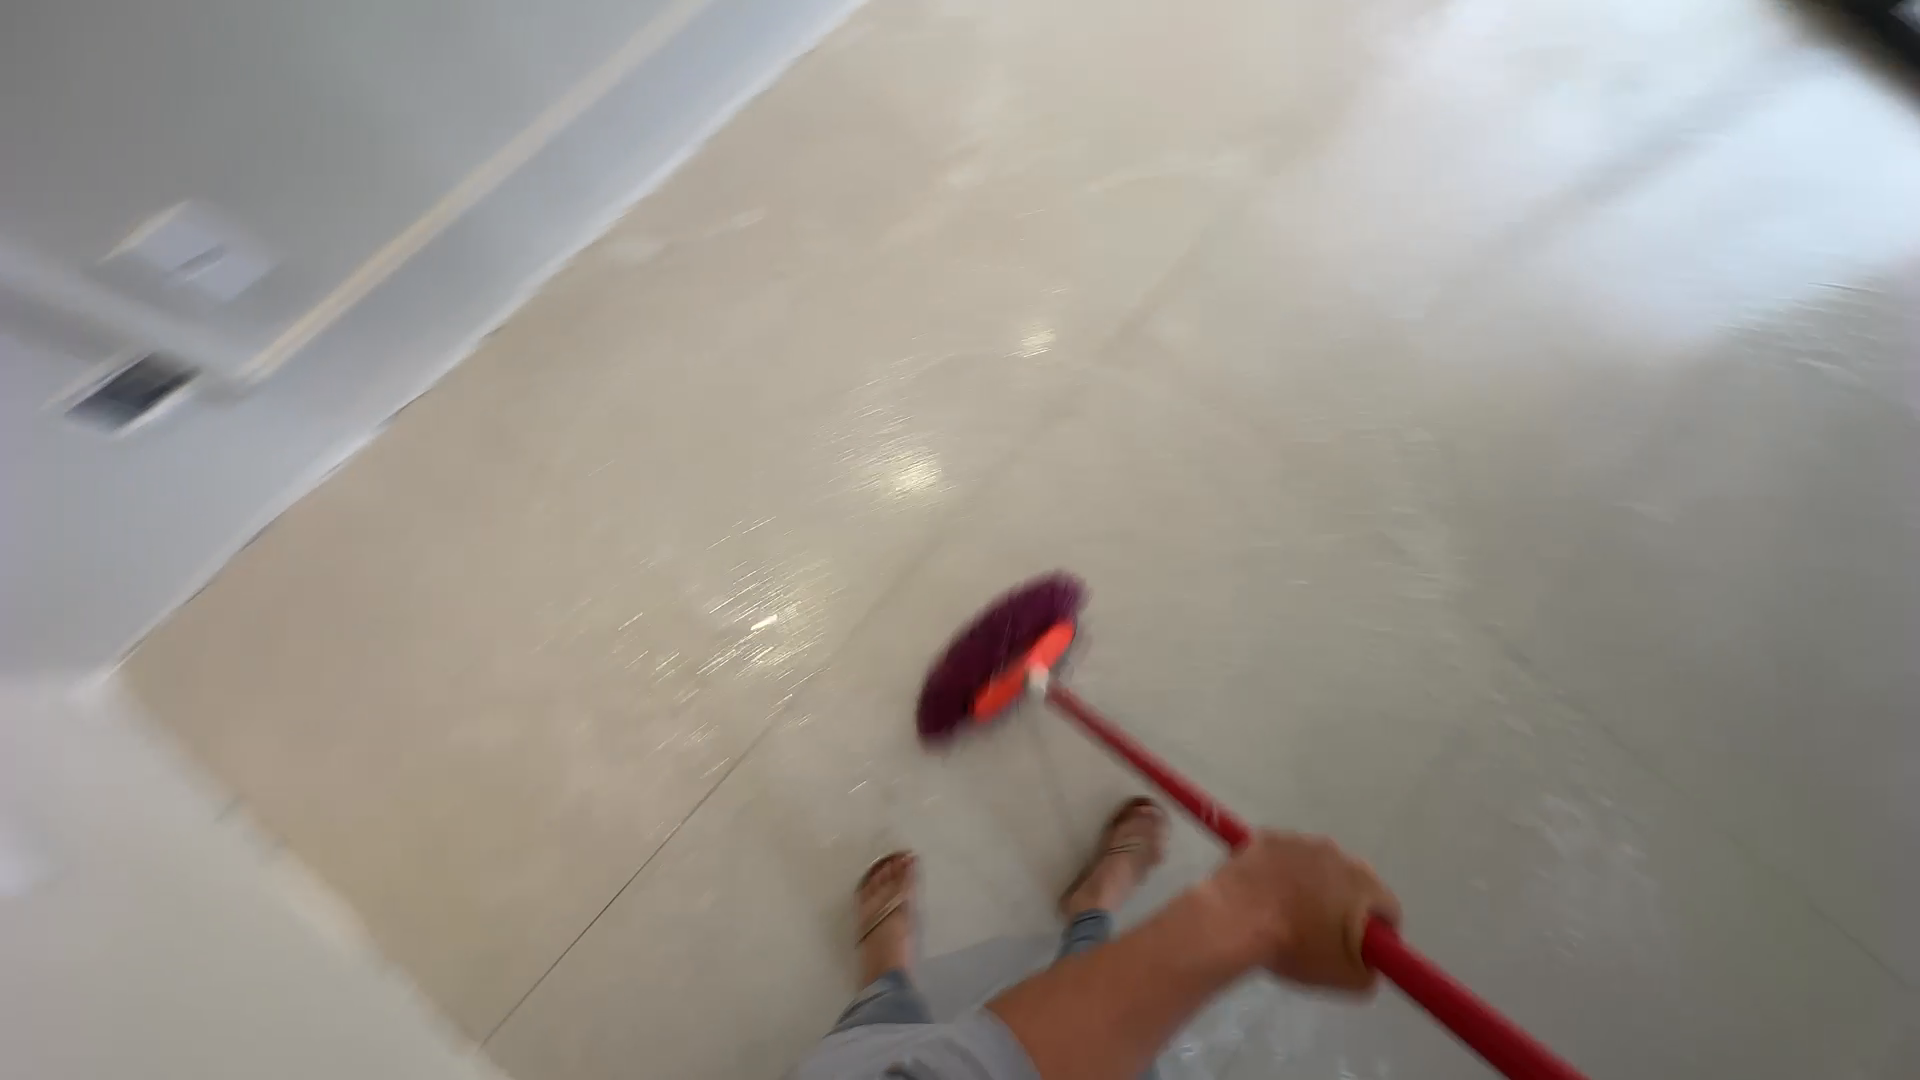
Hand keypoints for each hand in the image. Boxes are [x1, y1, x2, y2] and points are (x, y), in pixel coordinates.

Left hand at [1211, 830, 1400, 992]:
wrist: (1234, 917)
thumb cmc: (1295, 946)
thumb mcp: (1349, 978)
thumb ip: (1371, 968)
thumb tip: (1368, 958)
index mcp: (1362, 882)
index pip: (1387, 908)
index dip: (1379, 933)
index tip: (1362, 950)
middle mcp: (1334, 851)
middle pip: (1352, 881)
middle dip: (1345, 904)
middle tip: (1323, 931)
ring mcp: (1296, 839)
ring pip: (1316, 865)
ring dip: (1311, 883)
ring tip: (1288, 911)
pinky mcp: (1265, 836)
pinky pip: (1283, 855)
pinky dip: (1280, 870)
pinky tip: (1266, 892)